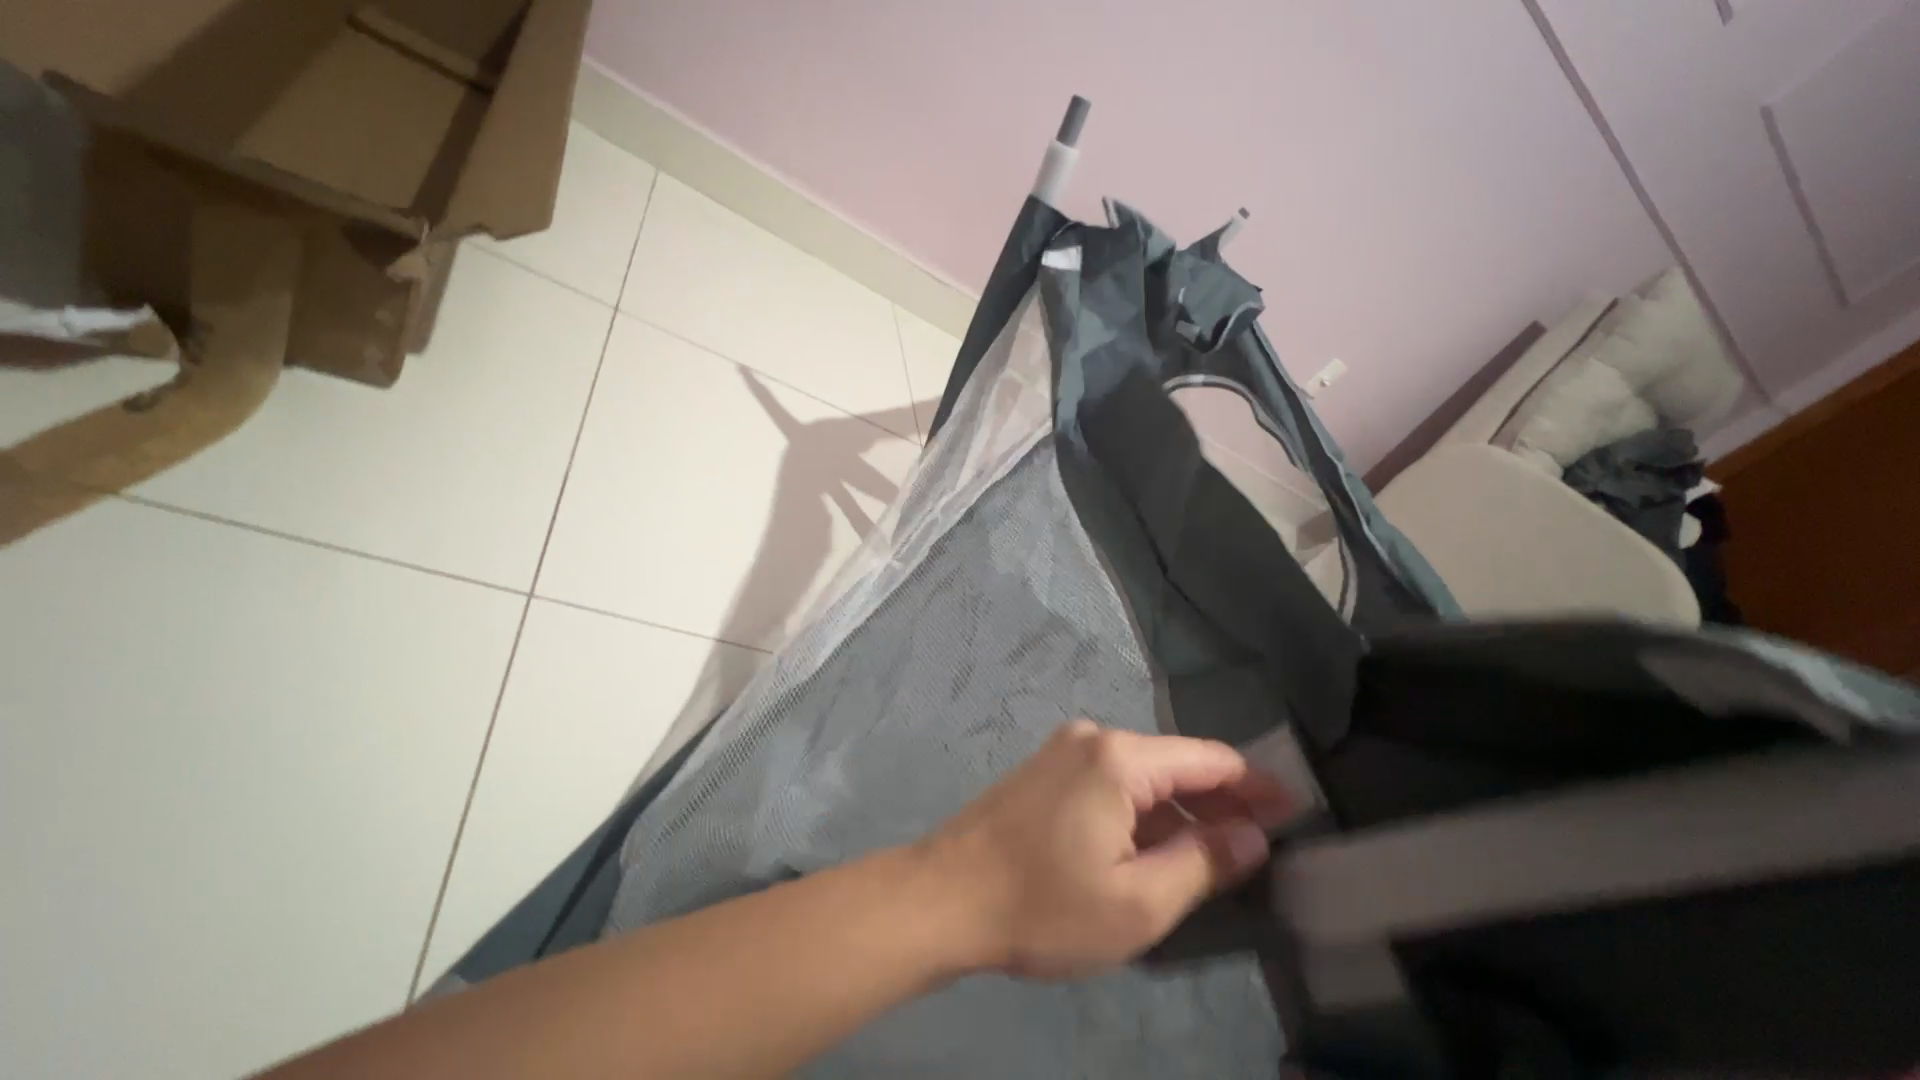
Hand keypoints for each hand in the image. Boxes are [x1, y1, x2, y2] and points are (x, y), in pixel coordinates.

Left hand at [916, 719, 1293, 979]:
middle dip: (1220, 804)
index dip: (1257, 787)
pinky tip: (1154, 851)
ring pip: (1143, 778)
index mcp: (1120, 758)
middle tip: (1262, 846)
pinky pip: (1110, 785)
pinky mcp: (1043, 774)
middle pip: (1176, 765)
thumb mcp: (1138, 903)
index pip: (1210, 760)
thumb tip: (1253, 836)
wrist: (941, 900)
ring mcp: (1062, 753)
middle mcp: (1093, 739)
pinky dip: (1141, 814)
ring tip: (1214, 860)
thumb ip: (1203, 864)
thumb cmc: (1042, 906)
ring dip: (1179, 814)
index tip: (1296, 812)